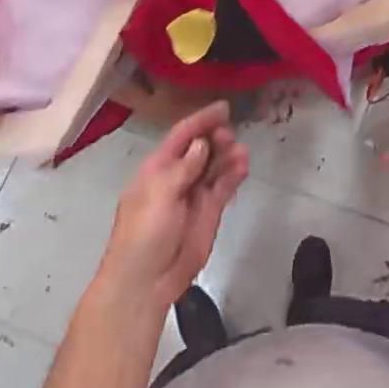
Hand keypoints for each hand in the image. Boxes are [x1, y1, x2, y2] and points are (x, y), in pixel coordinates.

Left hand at [96, 101, 250, 311]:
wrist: (146, 280)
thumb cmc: (144, 233)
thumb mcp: (159, 194)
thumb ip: (183, 168)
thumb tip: (201, 145)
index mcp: (157, 169)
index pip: (181, 136)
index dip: (201, 120)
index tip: (223, 108)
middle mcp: (177, 177)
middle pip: (201, 149)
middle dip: (215, 138)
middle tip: (229, 135)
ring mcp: (194, 195)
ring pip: (215, 167)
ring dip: (227, 156)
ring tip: (240, 151)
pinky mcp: (209, 213)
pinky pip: (223, 187)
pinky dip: (234, 175)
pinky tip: (244, 166)